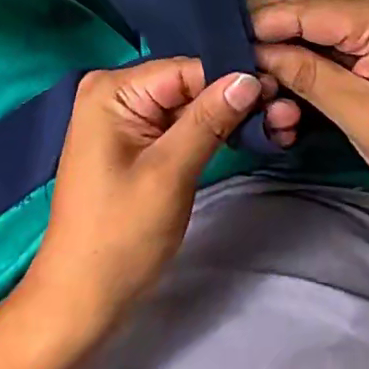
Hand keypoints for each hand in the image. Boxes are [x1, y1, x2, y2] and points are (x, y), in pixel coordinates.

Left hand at [24, 60, 297, 334]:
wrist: (80, 298)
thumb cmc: (119, 236)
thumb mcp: (169, 174)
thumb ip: (209, 120)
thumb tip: (248, 77)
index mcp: (113, 89)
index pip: (185, 69)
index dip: (233, 76)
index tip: (279, 88)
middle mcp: (115, 91)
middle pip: (188, 84)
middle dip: (236, 97)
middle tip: (288, 112)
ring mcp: (124, 116)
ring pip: (189, 104)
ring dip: (230, 115)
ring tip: (282, 123)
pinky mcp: (135, 140)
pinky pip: (179, 124)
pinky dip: (212, 131)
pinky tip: (250, 133)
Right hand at [249, 0, 368, 218]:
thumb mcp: (365, 119)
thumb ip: (309, 75)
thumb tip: (256, 51)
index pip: (304, 6)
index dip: (259, 23)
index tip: (221, 43)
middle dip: (265, 19)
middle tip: (229, 49)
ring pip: (314, 6)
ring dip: (282, 29)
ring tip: (252, 60)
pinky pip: (331, 25)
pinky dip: (303, 41)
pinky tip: (282, 63)